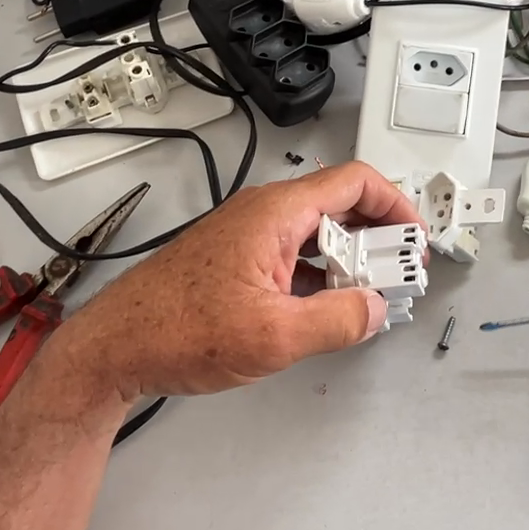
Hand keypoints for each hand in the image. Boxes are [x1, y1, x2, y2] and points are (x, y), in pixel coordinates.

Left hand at [59, 162, 421, 402]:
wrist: (115, 348)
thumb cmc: (177, 330)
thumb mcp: (274, 334)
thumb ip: (337, 320)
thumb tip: (374, 309)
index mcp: (276, 212)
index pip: (354, 181)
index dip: (395, 204)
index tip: (413, 238)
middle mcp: (264, 213)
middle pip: (339, 204)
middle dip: (376, 235)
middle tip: (397, 272)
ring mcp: (249, 235)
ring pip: (317, 231)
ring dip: (349, 257)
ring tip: (369, 293)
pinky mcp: (238, 259)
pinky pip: (294, 252)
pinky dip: (320, 272)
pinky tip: (328, 304)